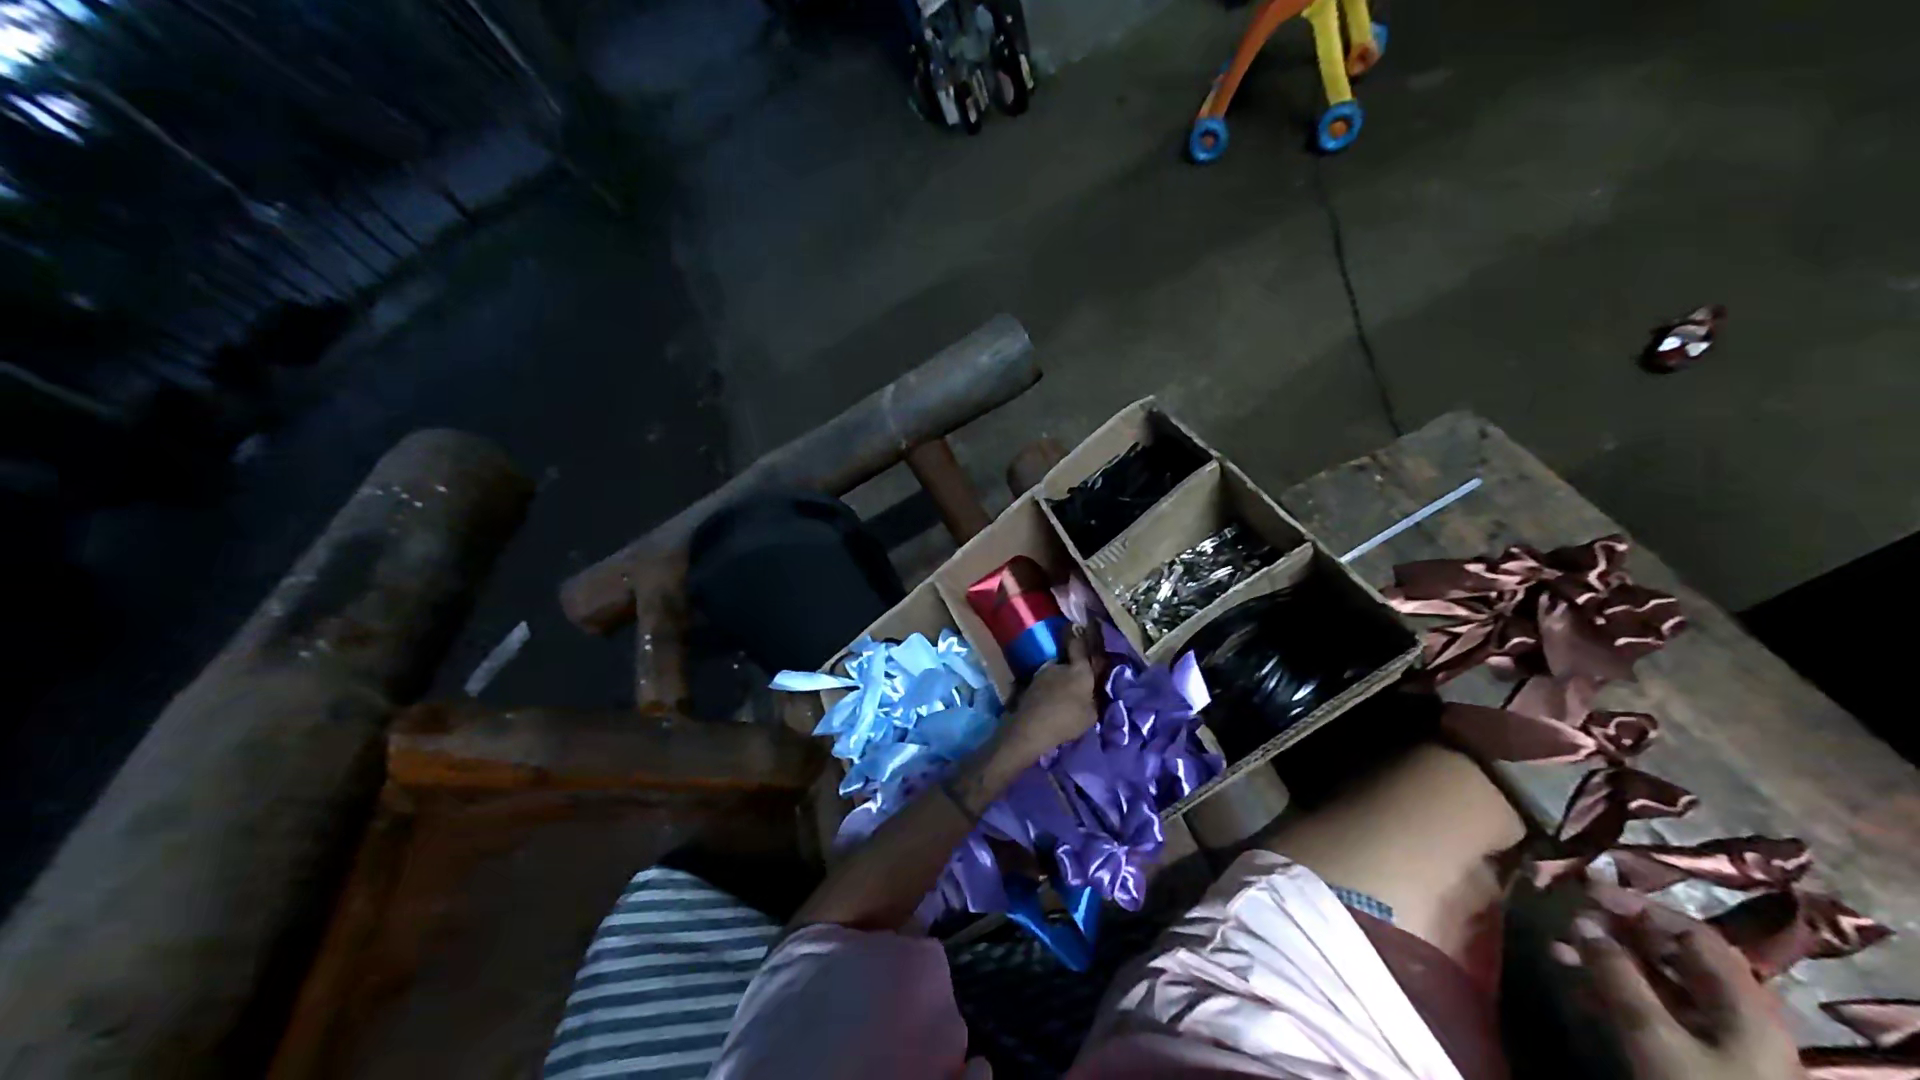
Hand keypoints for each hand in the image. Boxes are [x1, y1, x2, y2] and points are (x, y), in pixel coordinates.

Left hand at [1000, 627, 1098, 759]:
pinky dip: (1047, 690)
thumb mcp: (1091, 714)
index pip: (1079, 646)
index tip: (1081, 632)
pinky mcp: (1029, 684)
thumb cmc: (1068, 719)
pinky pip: (1043, 684)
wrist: (1032, 726)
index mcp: (1079, 670)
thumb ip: (1094, 700)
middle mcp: (1059, 665)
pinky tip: (1048, 703)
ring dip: (1057, 682)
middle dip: (1071, 671)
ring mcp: (1042, 673)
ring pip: (1054, 673)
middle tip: (1075, 686)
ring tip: (1060, 698)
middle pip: (1067, 663)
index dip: (1081, 639)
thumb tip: (1093, 694)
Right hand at [1569, 885, 1800, 1079]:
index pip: (1692, 932)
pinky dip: (1612, 982)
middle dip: (1618, 928)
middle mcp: (1734, 1010)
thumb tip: (1580, 921)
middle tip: (1569, 914)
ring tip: (1560, 943)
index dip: (1639, 905)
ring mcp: (1715, 1034)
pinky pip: (1651, 1002)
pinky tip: (1575, 974)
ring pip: (1657, 977)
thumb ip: (1617, 974)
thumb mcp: (1652, 1034)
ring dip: (1607, 954)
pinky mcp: (1693, 1052)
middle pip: (1674, 953)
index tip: (1586, 890)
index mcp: (1742, 1001)